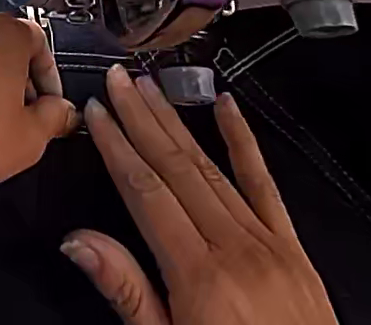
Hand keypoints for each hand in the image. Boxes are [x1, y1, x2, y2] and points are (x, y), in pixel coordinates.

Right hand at [66, 67, 337, 324]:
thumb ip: (127, 292)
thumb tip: (78, 240)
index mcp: (199, 277)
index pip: (145, 190)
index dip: (116, 145)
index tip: (96, 111)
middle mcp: (234, 248)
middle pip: (175, 165)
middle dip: (140, 116)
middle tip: (117, 79)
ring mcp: (267, 242)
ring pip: (210, 164)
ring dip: (175, 119)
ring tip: (150, 84)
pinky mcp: (293, 246)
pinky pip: (264, 181)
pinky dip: (243, 139)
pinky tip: (227, 105)